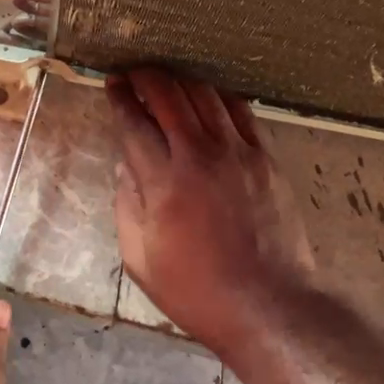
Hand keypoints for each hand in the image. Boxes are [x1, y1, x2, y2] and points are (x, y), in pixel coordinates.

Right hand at [107, 68, 315, 356]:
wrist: (271, 308)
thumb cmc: (198, 291)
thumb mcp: (141, 260)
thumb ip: (126, 204)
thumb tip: (126, 163)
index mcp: (164, 181)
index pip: (133, 121)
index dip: (119, 96)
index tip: (112, 82)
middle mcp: (199, 155)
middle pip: (167, 94)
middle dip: (145, 76)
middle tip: (134, 75)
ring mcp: (237, 152)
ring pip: (203, 93)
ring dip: (179, 81)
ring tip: (167, 83)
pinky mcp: (265, 157)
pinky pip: (239, 109)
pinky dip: (217, 96)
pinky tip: (207, 99)